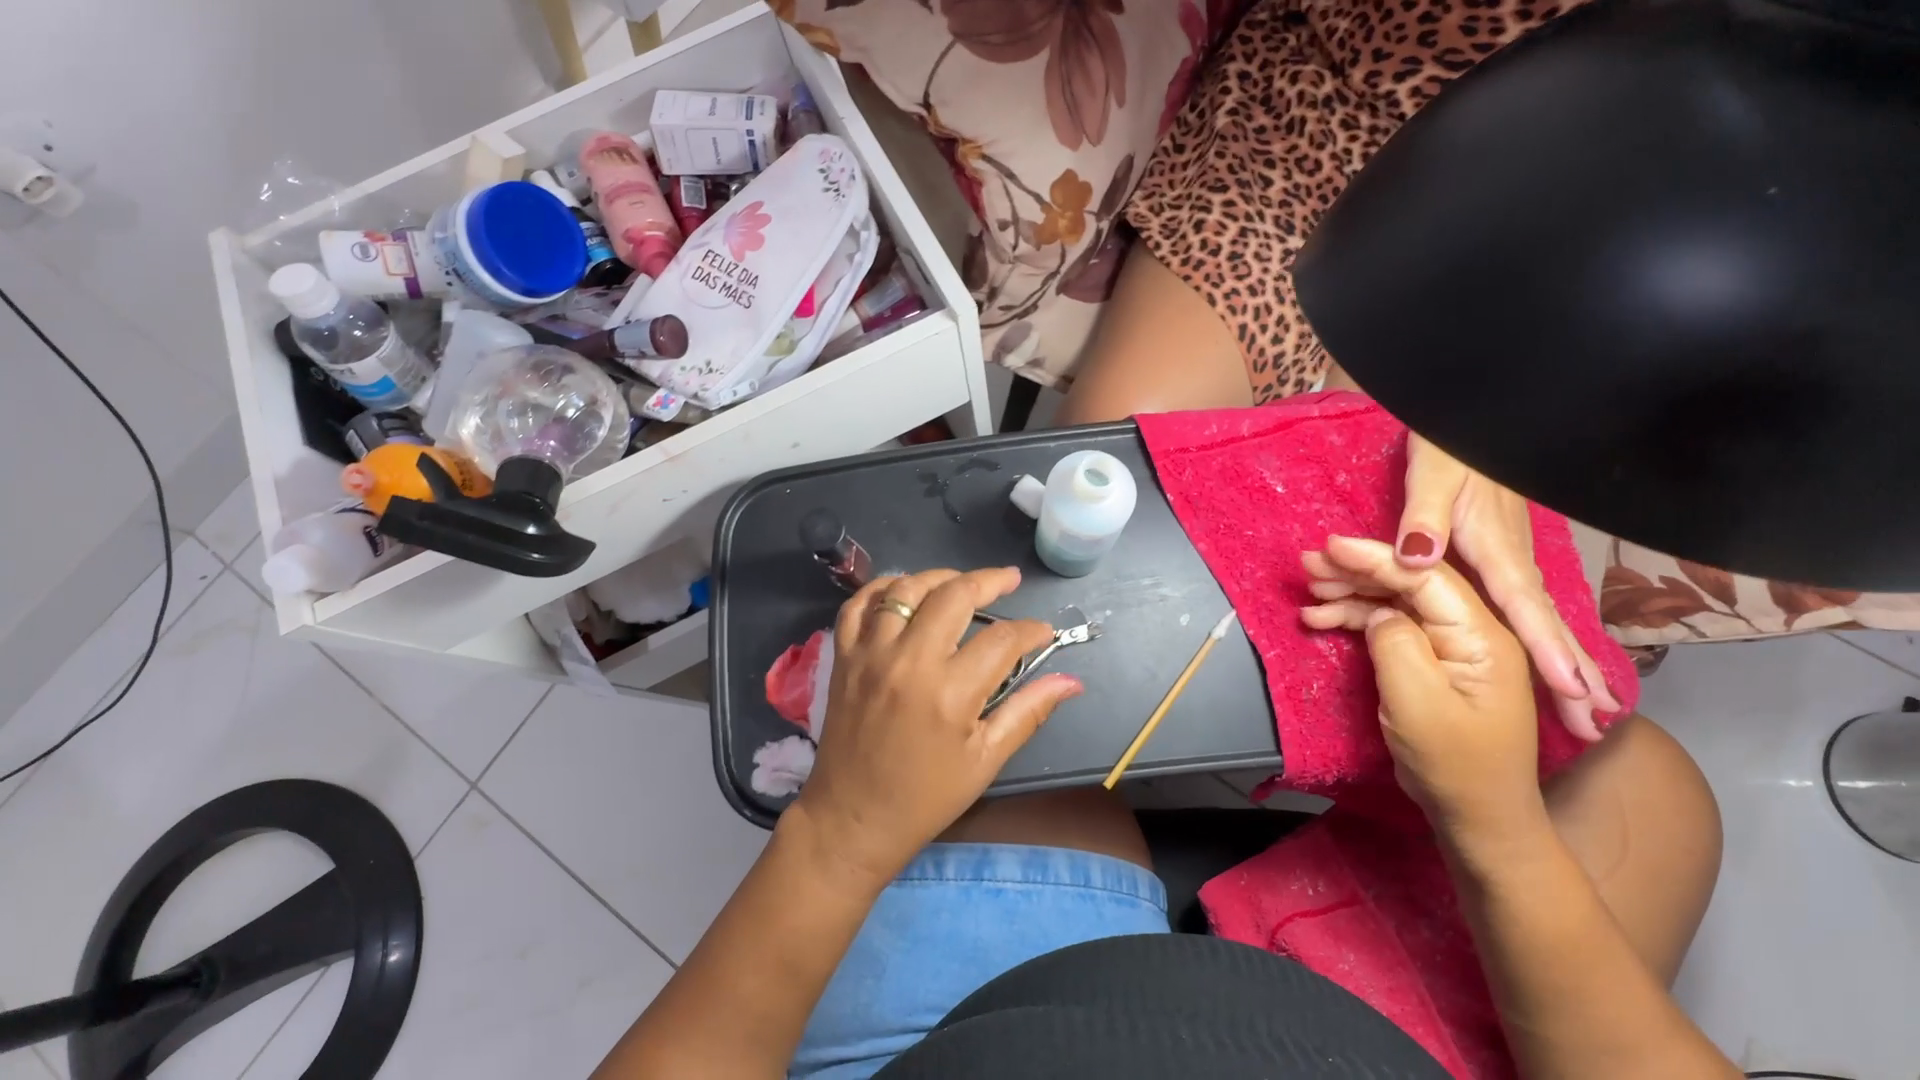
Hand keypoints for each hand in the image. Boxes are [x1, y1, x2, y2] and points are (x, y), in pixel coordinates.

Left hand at [791, 567, 1081, 883]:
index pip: (1002, 639)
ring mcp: (870, 655)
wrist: (854, 818)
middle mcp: (909, 662)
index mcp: (950, 693)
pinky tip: (904, 591)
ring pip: (905, 590)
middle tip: (1008, 581)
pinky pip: (858, 605)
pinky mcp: (843, 657)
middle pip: (954, 596)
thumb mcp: (985, 760)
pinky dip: (882, 589)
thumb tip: (1070, 681)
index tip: (1042, 633)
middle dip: (989, 581)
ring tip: (962, 582)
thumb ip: (1028, 712)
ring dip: (939, 577)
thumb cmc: (926, 796)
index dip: (1030, 630)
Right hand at [1302, 536, 1546, 835]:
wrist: (1477, 816)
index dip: (1377, 558)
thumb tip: (1378, 612)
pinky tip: (1323, 619)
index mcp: (1482, 636)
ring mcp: (1451, 648)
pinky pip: (1392, 628)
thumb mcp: (1419, 704)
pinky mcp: (1432, 664)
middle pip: (1410, 584)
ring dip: (1352, 594)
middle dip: (1358, 571)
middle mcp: (1470, 633)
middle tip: (1308, 564)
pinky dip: (1357, 620)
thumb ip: (1397, 644)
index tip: (1330, 546)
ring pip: (1396, 604)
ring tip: (1309, 590)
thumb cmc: (1454, 763)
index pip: (1426, 579)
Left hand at [1395, 435, 1618, 740]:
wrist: (1469, 425)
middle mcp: (1512, 561)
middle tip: (1598, 724)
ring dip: (1565, 661)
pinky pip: (1524, 606)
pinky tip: (1555, 657)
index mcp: (1495, 549)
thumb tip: (1418, 559)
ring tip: (1589, 708)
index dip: (1549, 649)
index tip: (1575, 692)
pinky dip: (1544, 636)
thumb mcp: (1429, 476)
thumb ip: (1422, 517)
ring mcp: (1511, 559)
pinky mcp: (1500, 555)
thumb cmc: (1447, 449)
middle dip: (1573, 673)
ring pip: (1540, 618)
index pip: (1525, 607)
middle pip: (1545, 623)